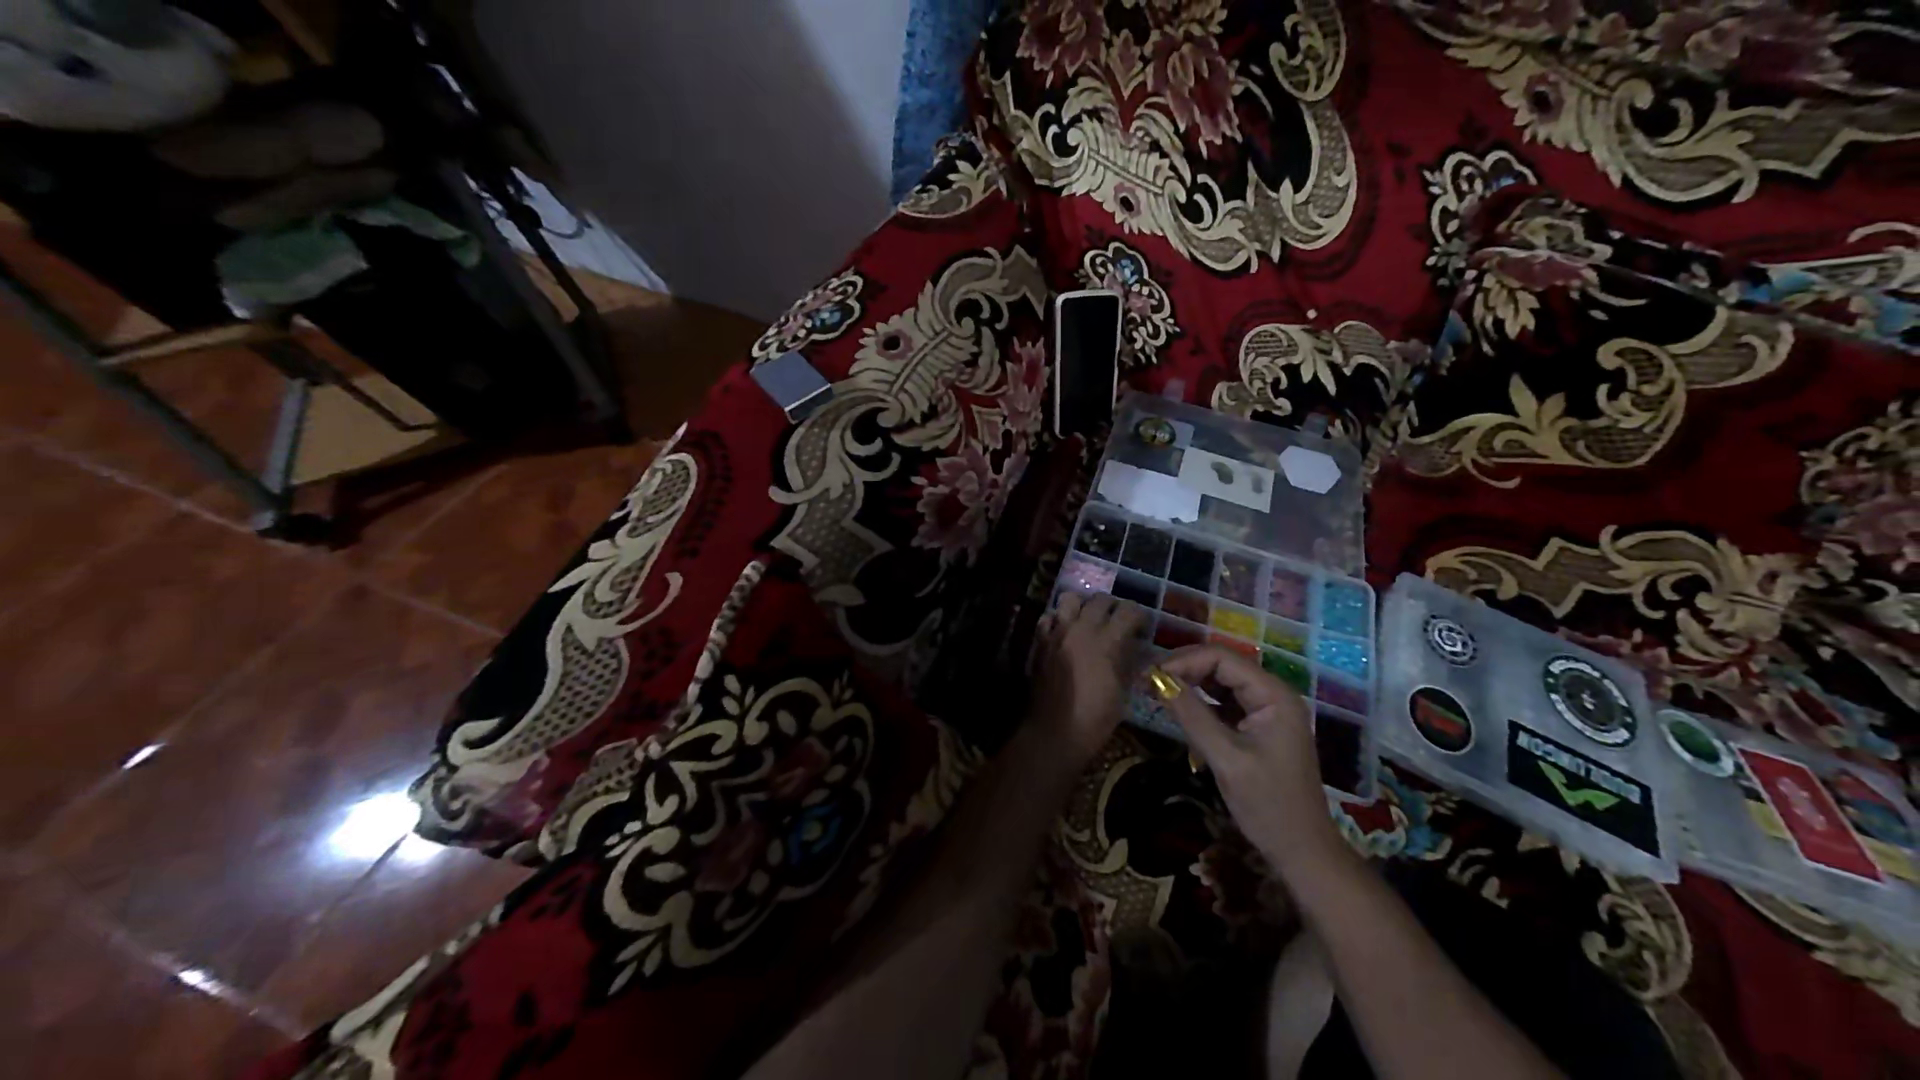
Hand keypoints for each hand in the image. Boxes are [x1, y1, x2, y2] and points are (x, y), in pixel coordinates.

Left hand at [1028, 593, 1146, 763]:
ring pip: (1070, 599)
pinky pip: (1049, 617)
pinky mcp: (1039, 641)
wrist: (1054, 732)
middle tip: (1117, 621)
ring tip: (1089, 620)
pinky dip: (1058, 619)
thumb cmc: (1095, 718)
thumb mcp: (1123, 691)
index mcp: (1107, 641)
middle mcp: (1081, 629)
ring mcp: (1057, 633)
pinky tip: (1065, 632)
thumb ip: (1128, 661)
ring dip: (1083, 606)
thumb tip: (1135, 646)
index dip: (1139, 616)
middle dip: (1113, 607)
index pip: (1129, 611)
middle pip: (1101, 599)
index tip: (1141, 627)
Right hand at [1159, 645, 1345, 878]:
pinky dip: (1200, 703)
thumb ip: (1192, 715)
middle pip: (1222, 665)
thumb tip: (1157, 681)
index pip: (1223, 658)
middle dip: (1184, 669)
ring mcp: (1267, 711)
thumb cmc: (1268, 804)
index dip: (1184, 661)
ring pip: (1221, 682)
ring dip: (1190, 683)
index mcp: (1274, 696)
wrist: (1302, 849)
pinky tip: (1178, 709)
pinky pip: (1225, 702)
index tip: (1150, 676)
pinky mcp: (1259, 727)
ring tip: (1156, 691)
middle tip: (1147, 682)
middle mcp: (1273, 695)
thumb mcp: (1225, 758)